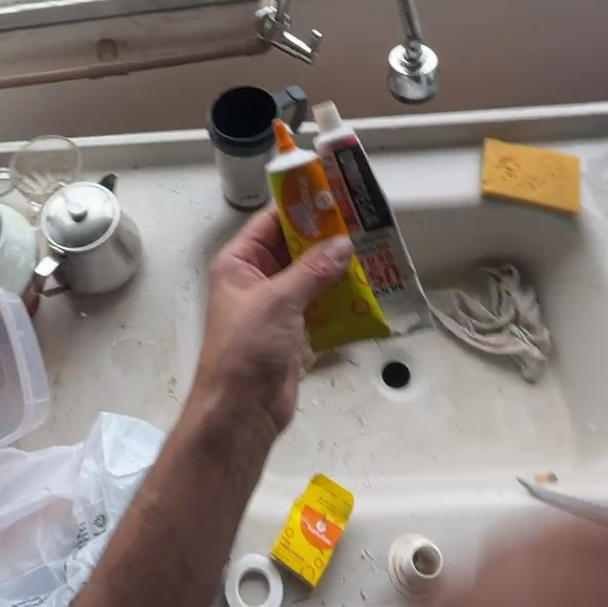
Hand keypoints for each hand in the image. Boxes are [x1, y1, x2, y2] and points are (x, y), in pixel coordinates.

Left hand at [191, 207, 350, 434]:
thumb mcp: (279, 301)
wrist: (241, 411)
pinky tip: (364, 287)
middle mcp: (254, 278)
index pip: (270, 222)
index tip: (331, 194)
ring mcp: (273, 305)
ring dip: (333, 266)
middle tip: (359, 221)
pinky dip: (336, 295)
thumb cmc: (247, 348)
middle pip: (291, 247)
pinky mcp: (291, 330)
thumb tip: (343, 243)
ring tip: (368, 249)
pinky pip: (316, 302)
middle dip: (322, 237)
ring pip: (307, 275)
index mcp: (238, 262)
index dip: (299, 207)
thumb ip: (313, 270)